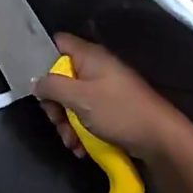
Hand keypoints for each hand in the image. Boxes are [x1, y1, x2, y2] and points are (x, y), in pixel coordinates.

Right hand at [31, 34, 192, 160]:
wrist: (158, 137)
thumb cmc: (118, 111)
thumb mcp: (79, 98)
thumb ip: (52, 86)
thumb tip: (35, 82)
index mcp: (90, 57)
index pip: (58, 44)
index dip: (42, 58)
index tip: (34, 81)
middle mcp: (96, 69)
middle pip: (61, 79)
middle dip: (55, 104)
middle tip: (57, 120)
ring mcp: (103, 90)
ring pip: (71, 102)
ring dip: (66, 124)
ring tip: (72, 142)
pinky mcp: (109, 110)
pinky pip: (85, 116)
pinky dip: (80, 131)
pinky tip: (81, 147)